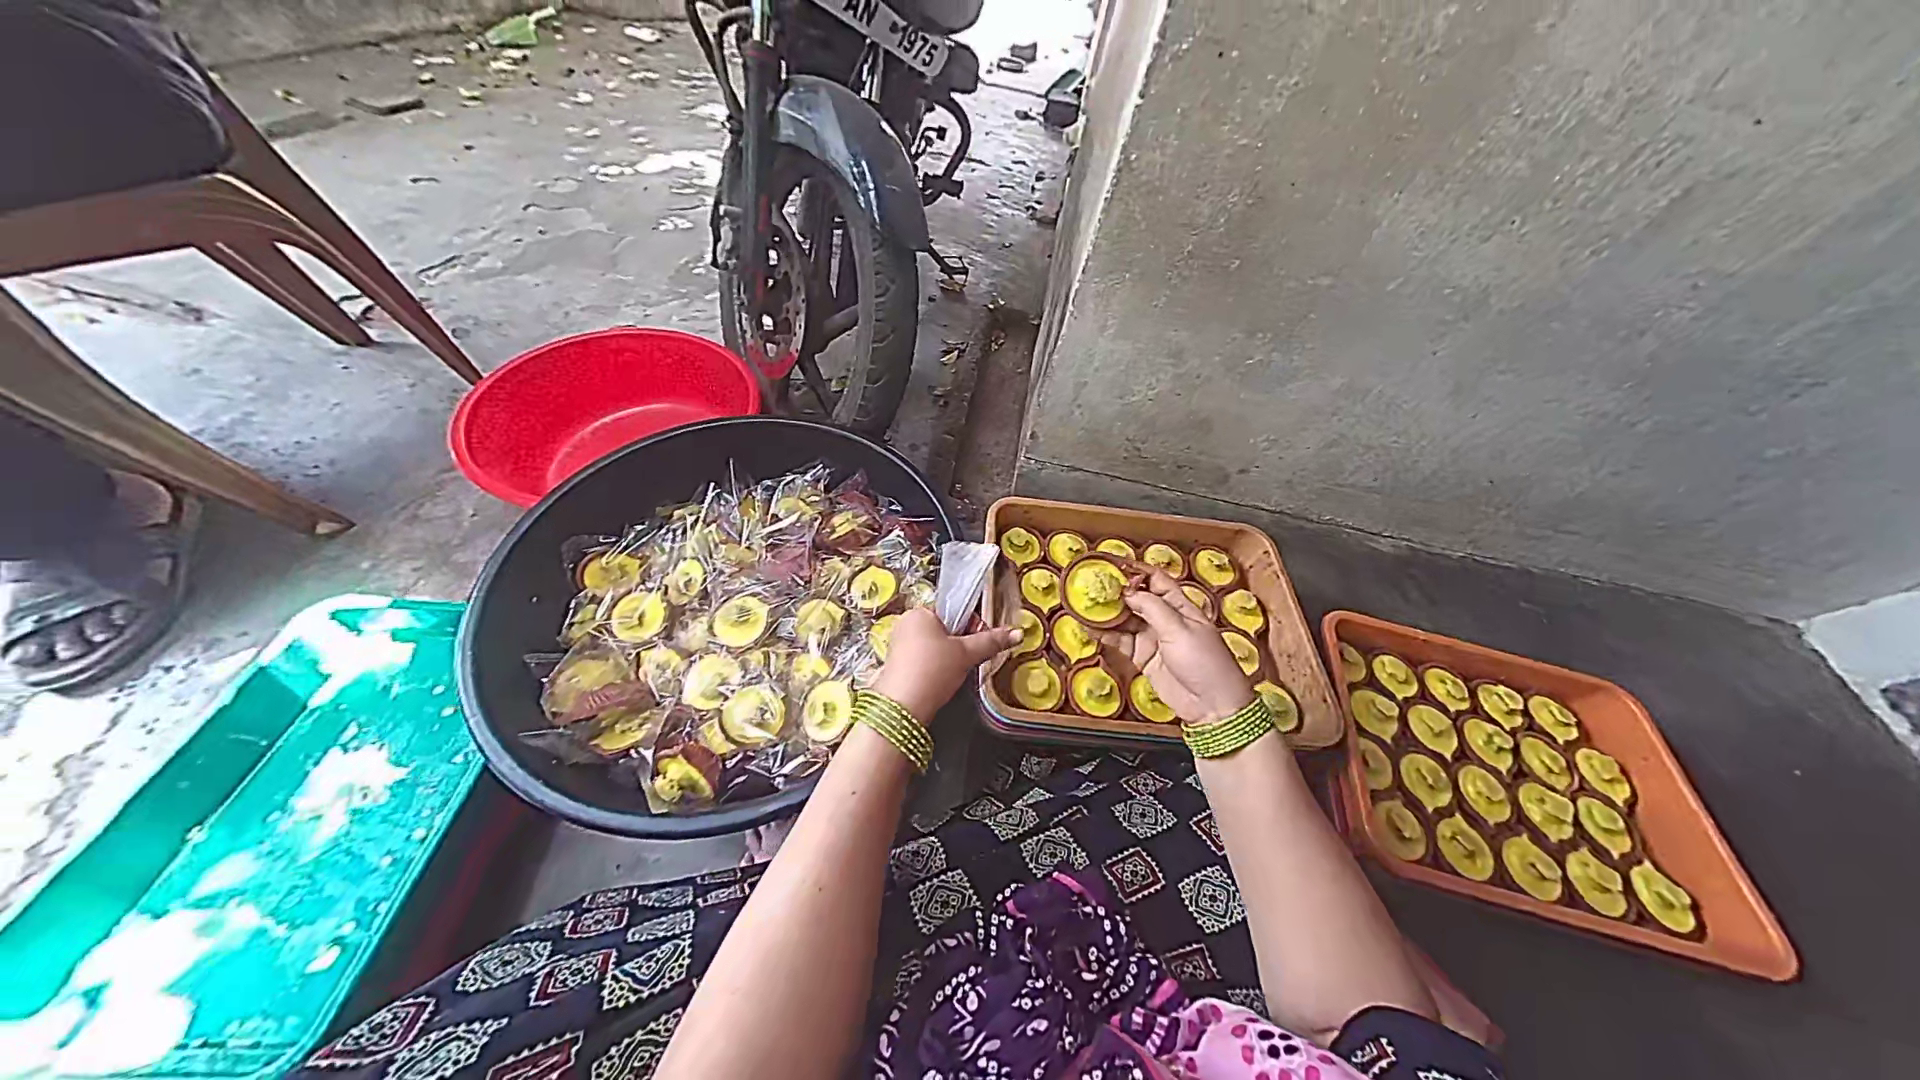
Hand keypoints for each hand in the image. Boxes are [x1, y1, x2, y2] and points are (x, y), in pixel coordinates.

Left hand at [871, 608, 1021, 722]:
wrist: (904, 707)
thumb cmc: (929, 674)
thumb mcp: (967, 654)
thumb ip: (992, 641)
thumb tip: (1014, 633)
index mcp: (920, 611)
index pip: (954, 607)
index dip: (971, 623)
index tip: (979, 636)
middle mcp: (906, 623)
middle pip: (945, 626)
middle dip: (960, 641)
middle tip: (967, 656)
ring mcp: (900, 644)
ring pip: (935, 643)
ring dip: (949, 655)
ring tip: (952, 670)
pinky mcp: (898, 663)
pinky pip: (924, 657)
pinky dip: (935, 665)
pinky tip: (940, 677)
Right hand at [1093, 570, 1253, 723]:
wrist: (1211, 706)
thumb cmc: (1206, 663)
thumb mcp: (1179, 630)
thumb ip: (1152, 608)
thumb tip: (1128, 591)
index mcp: (1181, 606)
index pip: (1156, 580)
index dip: (1136, 570)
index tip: (1114, 563)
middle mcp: (1165, 618)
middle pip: (1137, 597)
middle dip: (1117, 590)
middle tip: (1094, 583)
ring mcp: (1153, 637)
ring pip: (1125, 618)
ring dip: (1107, 612)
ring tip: (1086, 604)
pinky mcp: (1142, 656)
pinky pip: (1120, 640)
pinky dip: (1104, 634)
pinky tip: (1090, 627)